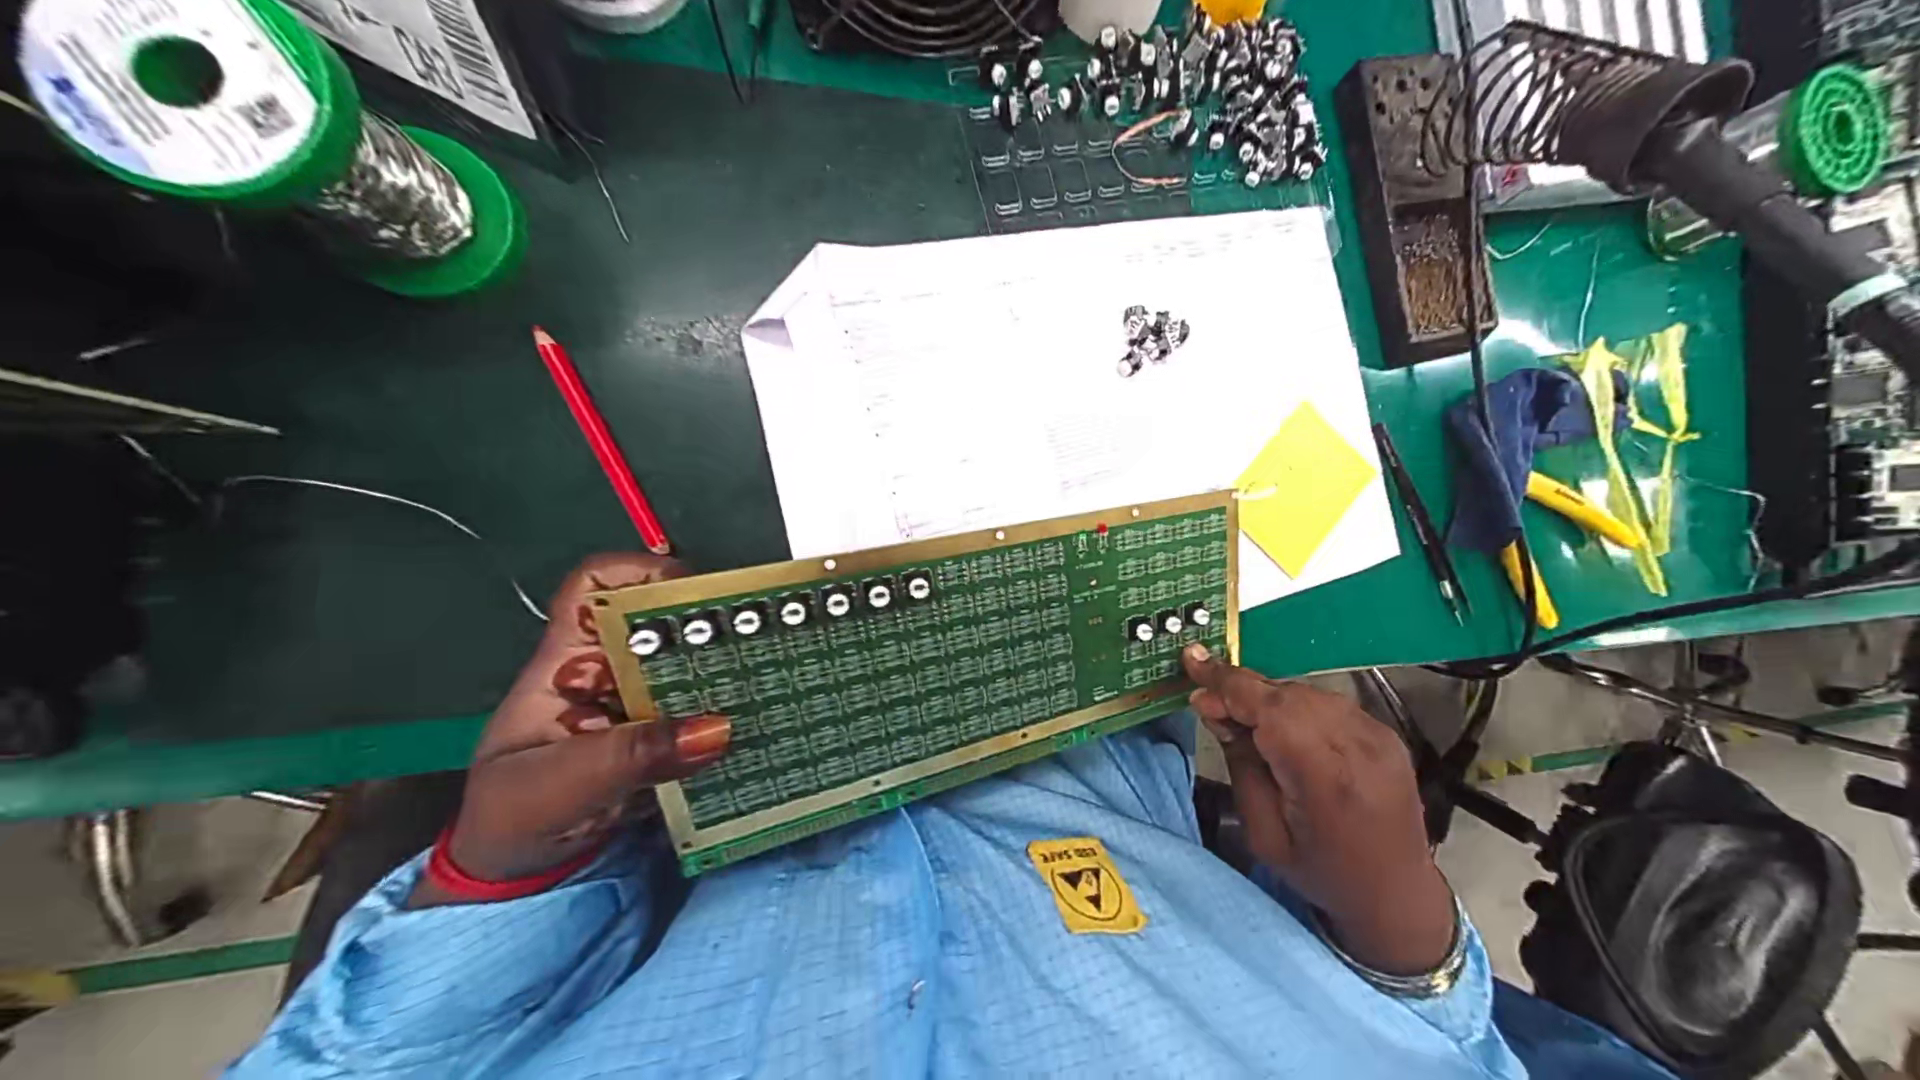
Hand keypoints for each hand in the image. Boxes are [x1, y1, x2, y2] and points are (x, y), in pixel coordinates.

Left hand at [411, 554, 730, 906]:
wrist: (526, 874)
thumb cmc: (515, 819)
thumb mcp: (557, 788)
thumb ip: (629, 757)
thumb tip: (719, 728)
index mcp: (569, 662)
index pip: (598, 588)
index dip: (642, 573)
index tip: (692, 594)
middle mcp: (615, 670)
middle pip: (664, 620)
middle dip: (709, 623)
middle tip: (754, 642)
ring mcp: (650, 702)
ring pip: (696, 663)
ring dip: (731, 668)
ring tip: (768, 681)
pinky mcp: (676, 735)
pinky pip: (713, 708)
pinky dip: (738, 709)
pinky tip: (763, 719)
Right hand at [1183, 643, 1454, 974]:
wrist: (1399, 896)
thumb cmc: (1323, 873)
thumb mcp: (1263, 832)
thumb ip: (1239, 763)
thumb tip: (1212, 708)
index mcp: (1326, 776)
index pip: (1268, 706)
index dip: (1225, 682)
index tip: (1192, 663)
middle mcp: (1359, 746)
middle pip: (1284, 693)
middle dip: (1240, 691)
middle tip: (1209, 706)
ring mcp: (1378, 736)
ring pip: (1304, 691)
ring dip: (1266, 698)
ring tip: (1244, 721)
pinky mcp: (1385, 733)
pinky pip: (1326, 701)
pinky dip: (1294, 705)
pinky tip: (1281, 726)